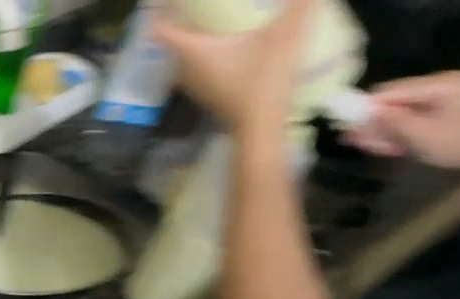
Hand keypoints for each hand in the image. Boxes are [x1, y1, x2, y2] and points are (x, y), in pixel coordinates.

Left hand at [154, 0, 319, 134]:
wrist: (259, 125)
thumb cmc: (265, 79)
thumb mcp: (285, 35)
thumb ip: (299, 5)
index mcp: (195, 52)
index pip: (164, 31)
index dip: (160, 14)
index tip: (161, 2)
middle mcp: (187, 70)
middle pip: (173, 43)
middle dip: (178, 23)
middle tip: (190, 8)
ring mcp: (194, 85)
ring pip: (183, 58)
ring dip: (190, 40)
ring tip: (204, 22)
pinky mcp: (206, 94)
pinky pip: (195, 69)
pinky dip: (201, 55)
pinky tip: (220, 47)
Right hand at [348, 71, 459, 168]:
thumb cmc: (457, 146)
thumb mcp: (421, 136)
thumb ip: (392, 122)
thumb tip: (364, 113)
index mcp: (444, 85)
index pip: (395, 90)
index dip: (367, 105)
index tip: (342, 122)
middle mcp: (441, 85)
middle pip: (394, 99)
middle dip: (373, 119)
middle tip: (350, 138)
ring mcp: (440, 97)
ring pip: (397, 110)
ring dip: (380, 128)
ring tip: (363, 143)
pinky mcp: (438, 108)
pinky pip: (407, 117)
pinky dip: (393, 131)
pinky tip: (382, 144)